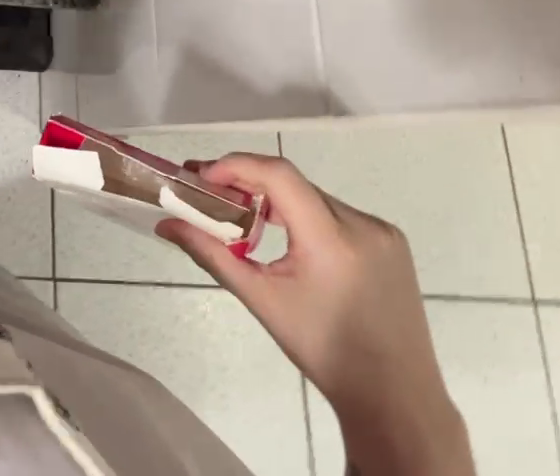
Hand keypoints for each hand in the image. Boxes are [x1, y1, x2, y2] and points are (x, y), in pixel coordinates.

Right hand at [157, 154, 472, 475]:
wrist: (394, 394)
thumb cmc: (322, 349)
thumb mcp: (260, 299)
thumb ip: (211, 254)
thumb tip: (165, 224)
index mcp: (332, 240)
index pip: (279, 175)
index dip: (235, 165)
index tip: (201, 178)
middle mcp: (363, 224)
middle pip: (293, 183)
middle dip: (246, 181)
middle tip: (207, 190)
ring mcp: (382, 231)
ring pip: (312, 196)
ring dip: (273, 198)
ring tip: (238, 213)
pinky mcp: (391, 242)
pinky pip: (335, 213)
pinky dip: (301, 214)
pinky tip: (282, 235)